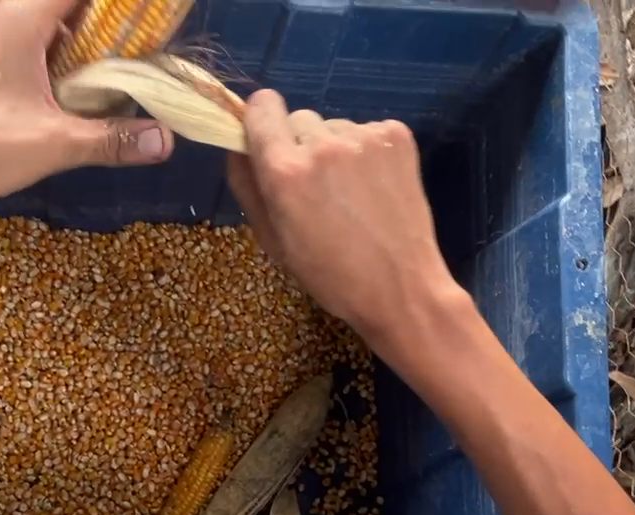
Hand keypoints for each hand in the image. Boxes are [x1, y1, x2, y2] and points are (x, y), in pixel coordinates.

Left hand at [0, 0, 171, 219]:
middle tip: (154, 50)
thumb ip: (110, 140)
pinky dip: (75, 67)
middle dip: (116, 26)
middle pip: (77, 7)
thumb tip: (165, 140)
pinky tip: (94, 97)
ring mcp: (2, 45)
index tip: (157, 17)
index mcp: (25, 18)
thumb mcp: (53, 144)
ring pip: (62, 30)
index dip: (122, 6)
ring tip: (134, 73)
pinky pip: (47, 53)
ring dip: (97, 48)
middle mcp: (13, 20)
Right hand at [228, 90, 455, 344]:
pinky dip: (367, 154)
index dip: (261, 123)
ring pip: (334, 128)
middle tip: (315, 190)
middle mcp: (323, 144)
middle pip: (298, 120)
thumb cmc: (329, 276)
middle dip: (299, 147)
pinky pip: (368, 132)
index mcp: (285, 172)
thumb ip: (248, 189)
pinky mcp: (397, 136)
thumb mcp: (274, 242)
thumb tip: (235, 146)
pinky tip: (374, 190)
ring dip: (334, 151)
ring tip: (350, 195)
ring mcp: (364, 137)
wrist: (399, 287)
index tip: (268, 144)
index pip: (262, 107)